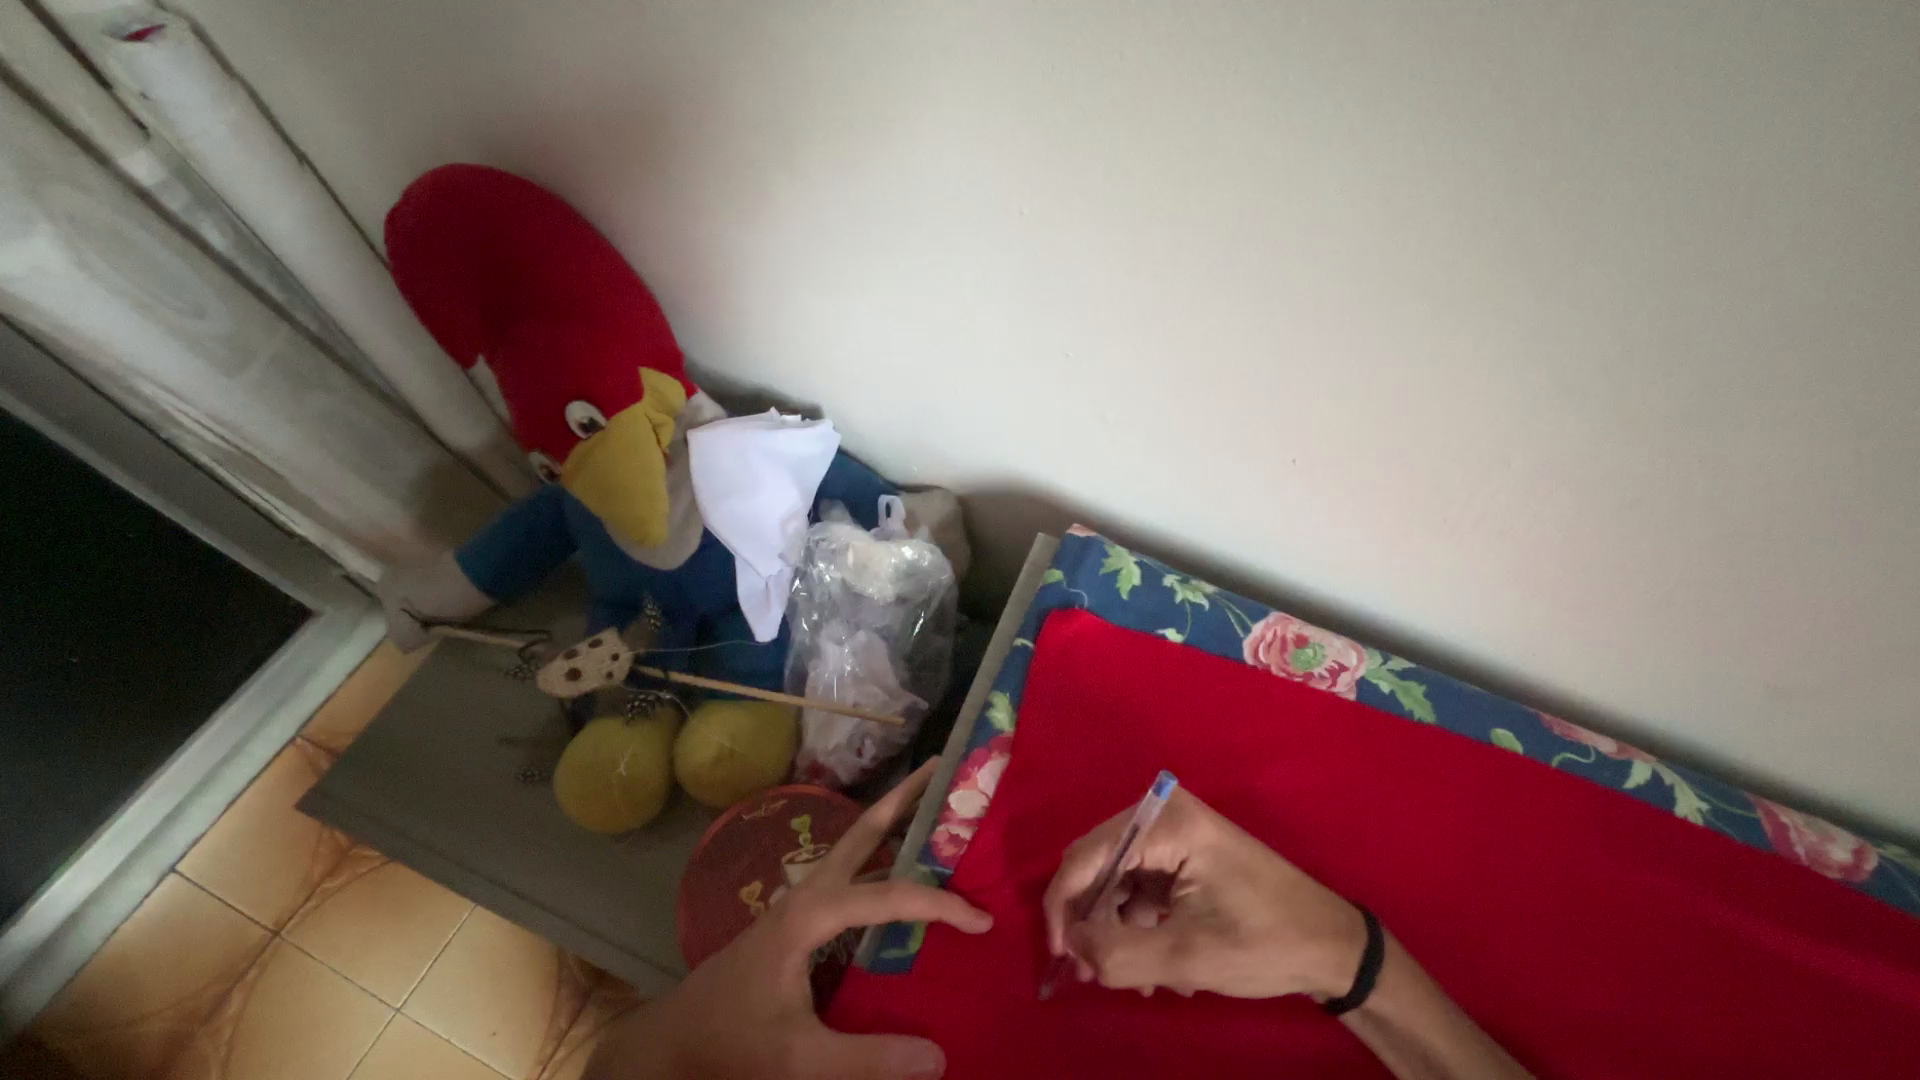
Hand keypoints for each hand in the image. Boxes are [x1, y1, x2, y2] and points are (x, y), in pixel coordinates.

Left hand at [589, 761, 990, 1079]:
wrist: (673, 1041)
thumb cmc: (733, 1041)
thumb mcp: (799, 1059)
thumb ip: (869, 1059)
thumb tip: (941, 1056)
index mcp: (812, 913)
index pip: (891, 896)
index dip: (941, 905)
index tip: (983, 921)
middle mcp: (810, 891)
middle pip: (865, 829)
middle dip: (905, 796)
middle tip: (942, 767)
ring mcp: (802, 898)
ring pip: (855, 844)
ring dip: (892, 818)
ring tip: (932, 800)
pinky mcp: (800, 914)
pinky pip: (850, 870)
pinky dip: (880, 852)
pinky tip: (898, 864)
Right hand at [1043, 787, 1364, 1000]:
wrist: (1334, 947)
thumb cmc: (1265, 943)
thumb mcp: (1187, 958)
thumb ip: (1117, 953)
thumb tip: (1072, 948)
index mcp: (1165, 822)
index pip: (1087, 856)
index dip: (1064, 907)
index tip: (1061, 958)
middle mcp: (1164, 814)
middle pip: (1099, 864)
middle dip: (1090, 920)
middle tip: (1090, 973)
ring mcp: (1176, 832)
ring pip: (1117, 877)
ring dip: (1115, 928)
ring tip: (1132, 979)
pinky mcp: (1185, 853)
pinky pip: (1140, 884)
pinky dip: (1138, 924)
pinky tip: (1154, 967)